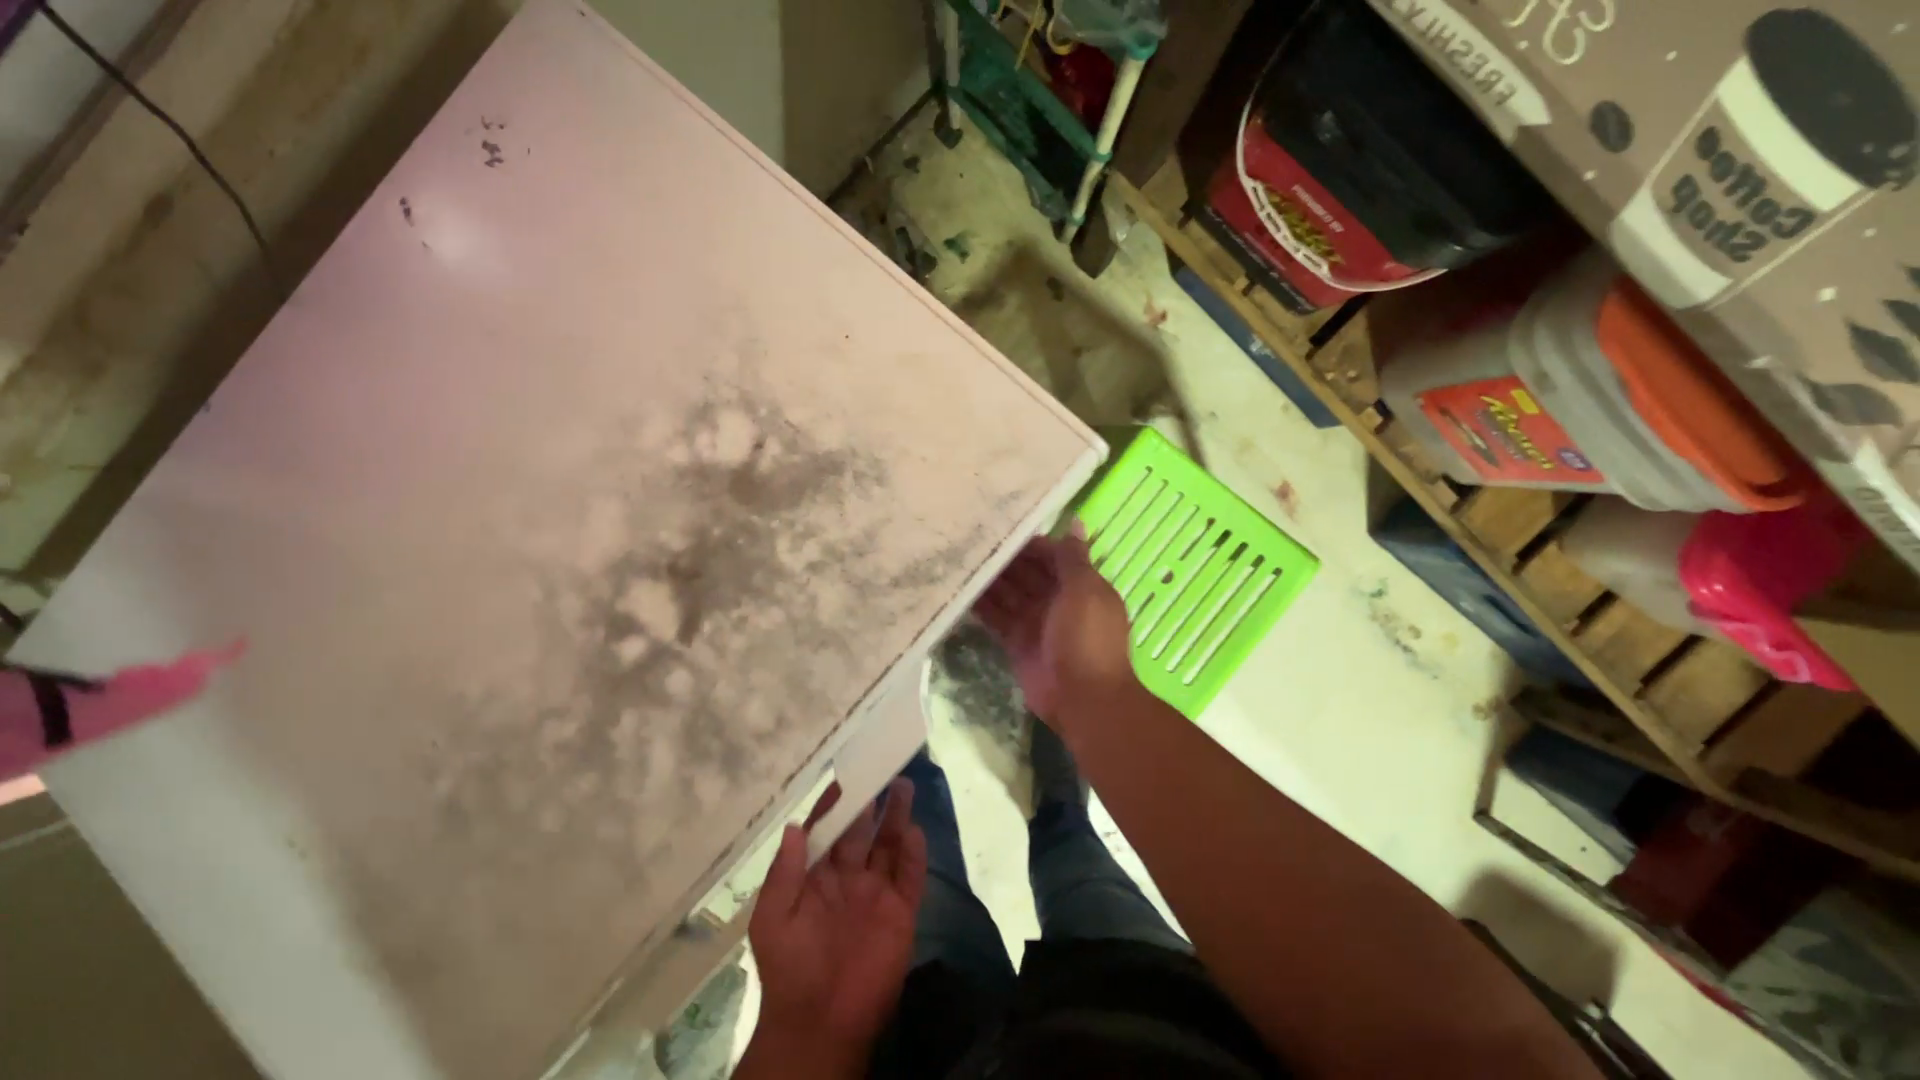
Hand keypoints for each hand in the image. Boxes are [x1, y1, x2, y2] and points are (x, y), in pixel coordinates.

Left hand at [743, 778, 926, 1073]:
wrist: (820, 1022)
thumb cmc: (789, 968)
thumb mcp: (772, 918)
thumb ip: (785, 872)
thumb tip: (793, 825)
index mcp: (814, 879)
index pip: (825, 832)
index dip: (834, 805)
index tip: (844, 776)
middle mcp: (847, 880)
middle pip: (861, 832)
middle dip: (870, 801)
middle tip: (880, 768)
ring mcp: (876, 895)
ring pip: (889, 846)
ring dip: (895, 817)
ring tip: (903, 785)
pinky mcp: (901, 912)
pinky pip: (909, 876)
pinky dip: (913, 854)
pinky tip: (914, 830)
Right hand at [973, 532, 1139, 730]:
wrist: (1084, 698)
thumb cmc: (1088, 638)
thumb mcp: (1085, 590)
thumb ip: (1073, 558)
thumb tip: (1074, 522)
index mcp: (1080, 585)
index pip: (1052, 556)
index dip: (1029, 544)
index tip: (1000, 528)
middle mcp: (1058, 601)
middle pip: (1028, 573)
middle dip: (1005, 559)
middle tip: (970, 539)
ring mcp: (1036, 623)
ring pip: (1009, 594)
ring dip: (989, 580)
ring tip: (958, 559)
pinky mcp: (1017, 643)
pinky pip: (997, 618)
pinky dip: (981, 606)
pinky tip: (959, 590)